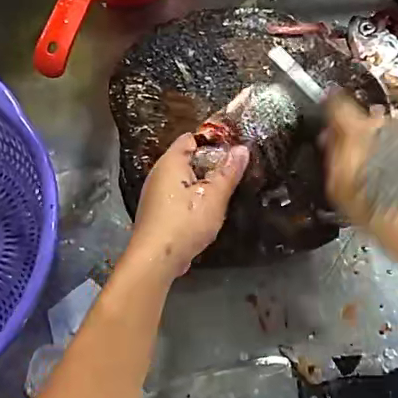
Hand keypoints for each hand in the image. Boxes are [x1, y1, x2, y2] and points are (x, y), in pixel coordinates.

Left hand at [125, 134, 247, 278]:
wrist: (155, 260)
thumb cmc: (185, 222)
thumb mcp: (214, 197)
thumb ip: (229, 172)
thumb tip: (242, 149)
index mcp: (171, 162)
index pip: (191, 138)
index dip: (213, 140)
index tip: (235, 150)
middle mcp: (159, 173)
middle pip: (189, 159)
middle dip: (212, 164)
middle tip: (235, 172)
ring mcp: (155, 193)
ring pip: (184, 179)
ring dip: (204, 184)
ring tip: (225, 192)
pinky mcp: (157, 211)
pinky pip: (179, 195)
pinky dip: (193, 198)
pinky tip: (207, 211)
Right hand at [320, 93, 397, 243]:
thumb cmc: (375, 206)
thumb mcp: (336, 184)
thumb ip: (330, 153)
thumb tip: (328, 139)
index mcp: (357, 128)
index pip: (337, 102)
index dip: (328, 106)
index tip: (324, 113)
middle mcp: (385, 126)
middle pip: (364, 117)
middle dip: (355, 132)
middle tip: (346, 155)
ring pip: (384, 132)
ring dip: (376, 145)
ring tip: (369, 173)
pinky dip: (394, 156)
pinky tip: (388, 179)